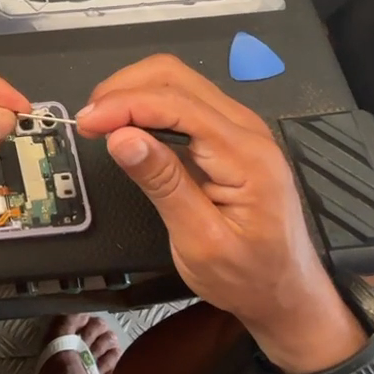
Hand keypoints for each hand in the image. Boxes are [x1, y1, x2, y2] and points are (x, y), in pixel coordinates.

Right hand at [76, 55, 365, 373]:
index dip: (124, 105)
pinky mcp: (226, 131)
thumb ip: (163, 184)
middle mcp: (246, 128)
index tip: (85, 123)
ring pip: (175, 79)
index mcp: (245, 155)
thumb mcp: (200, 241)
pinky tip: (125, 124)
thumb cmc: (247, 278)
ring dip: (131, 91)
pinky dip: (144, 101)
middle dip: (123, 89)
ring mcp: (238, 126)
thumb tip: (120, 137)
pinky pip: (180, 97)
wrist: (288, 297)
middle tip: (89, 121)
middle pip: (174, 76)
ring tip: (101, 121)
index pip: (176, 104)